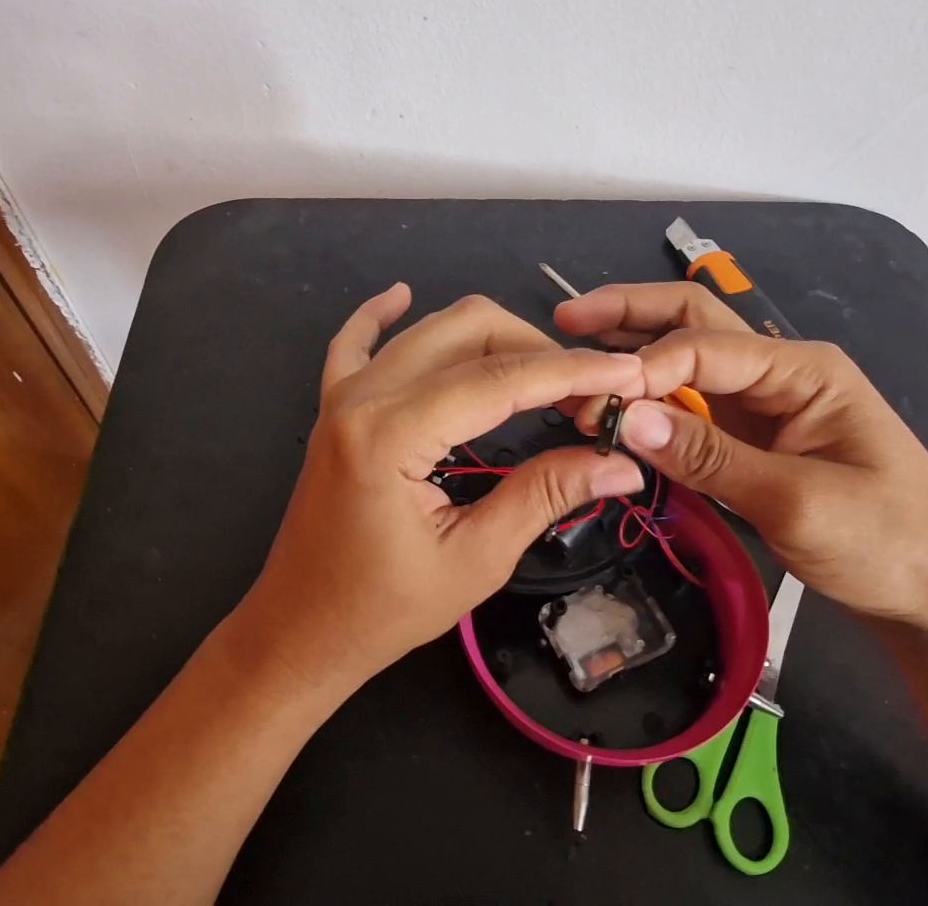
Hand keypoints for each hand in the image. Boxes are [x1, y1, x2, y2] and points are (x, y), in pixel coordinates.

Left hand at [238, 285, 648, 689]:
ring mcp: (342, 395)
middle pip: (469, 330)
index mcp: (393, 434)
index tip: (628, 374)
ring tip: (544, 376)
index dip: (572, 373)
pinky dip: (384, 315)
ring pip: (429, 328)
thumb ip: (545, 496)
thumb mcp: (476, 559)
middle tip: (586, 395)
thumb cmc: (383, 610)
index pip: (501, 379)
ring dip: (493, 338)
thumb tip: (622, 465)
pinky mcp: (332, 406)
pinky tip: (403, 296)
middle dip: (538, 351)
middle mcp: (364, 395)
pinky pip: (356, 341)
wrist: (299, 631)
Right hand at [555, 282, 927, 633]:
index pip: (704, 345)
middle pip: (694, 325)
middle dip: (630, 318)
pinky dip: (650, 402)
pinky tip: (616, 407)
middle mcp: (779, 374)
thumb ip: (709, 456)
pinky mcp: (752, 441)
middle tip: (565, 325)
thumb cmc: (890, 542)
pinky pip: (692, 409)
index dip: (644, 364)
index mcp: (802, 369)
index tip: (595, 399)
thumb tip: (627, 417)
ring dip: (634, 357)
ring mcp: (764, 407)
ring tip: (574, 360)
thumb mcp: (798, 501)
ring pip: (687, 363)